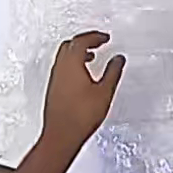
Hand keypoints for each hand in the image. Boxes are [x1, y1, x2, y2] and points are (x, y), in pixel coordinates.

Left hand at [42, 31, 124, 145]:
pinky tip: (83, 74)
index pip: (81, 41)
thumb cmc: (80, 116)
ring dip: (78, 52)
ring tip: (92, 55)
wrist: (62, 135)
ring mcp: (55, 79)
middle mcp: (59, 68)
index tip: (104, 37)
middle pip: (69, 44)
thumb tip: (118, 59)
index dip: (94, 36)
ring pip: (64, 56)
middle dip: (85, 40)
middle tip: (97, 41)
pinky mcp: (54, 89)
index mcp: (71, 63)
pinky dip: (73, 63)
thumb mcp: (105, 91)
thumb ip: (113, 72)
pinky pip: (62, 67)